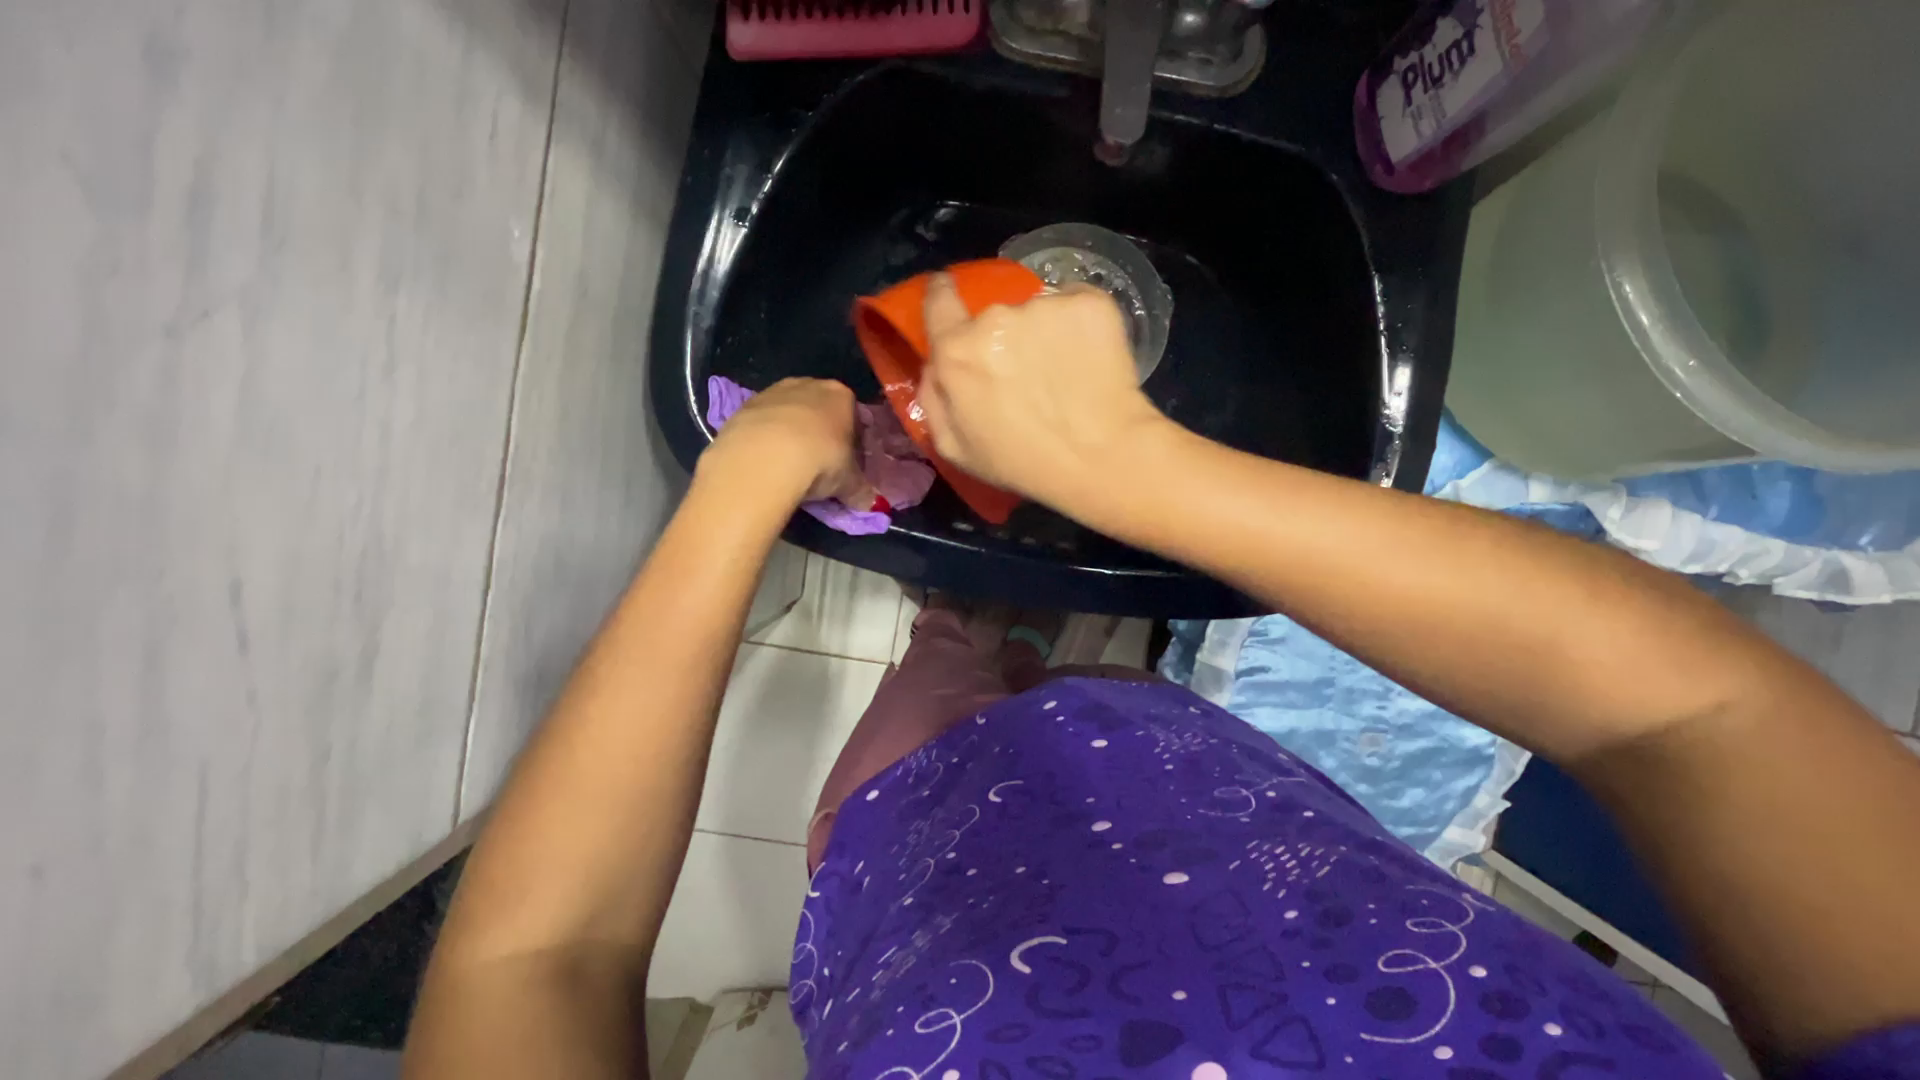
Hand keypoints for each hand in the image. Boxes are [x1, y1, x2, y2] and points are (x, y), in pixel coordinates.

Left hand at [699, 378, 876, 508]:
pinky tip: (765, 460)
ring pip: (789, 412)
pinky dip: (766, 437)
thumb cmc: (820, 461)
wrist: (764, 457)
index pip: (854, 414)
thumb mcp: (848, 483)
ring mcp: (774, 391)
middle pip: (819, 408)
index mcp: (841, 396)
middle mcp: (809, 385)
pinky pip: (763, 421)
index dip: (852, 440)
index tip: (847, 462)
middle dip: (820, 431)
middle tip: (818, 463)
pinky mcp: (745, 405)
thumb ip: (860, 491)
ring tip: (789, 464)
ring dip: (790, 432)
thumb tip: (869, 502)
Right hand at [919, 274, 1168, 504]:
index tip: (949, 294)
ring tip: (1064, 372)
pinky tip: (1090, 359)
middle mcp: (995, 318)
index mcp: (956, 352)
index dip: (942, 295)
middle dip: (1004, 337)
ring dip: (1045, 332)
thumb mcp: (954, 448)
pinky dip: (1080, 326)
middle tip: (1027, 374)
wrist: (1102, 457)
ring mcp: (1045, 305)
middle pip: (993, 315)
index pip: (938, 301)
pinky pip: (1075, 304)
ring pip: (1037, 310)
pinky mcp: (1089, 302)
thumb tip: (933, 365)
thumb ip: (932, 398)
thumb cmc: (1023, 463)